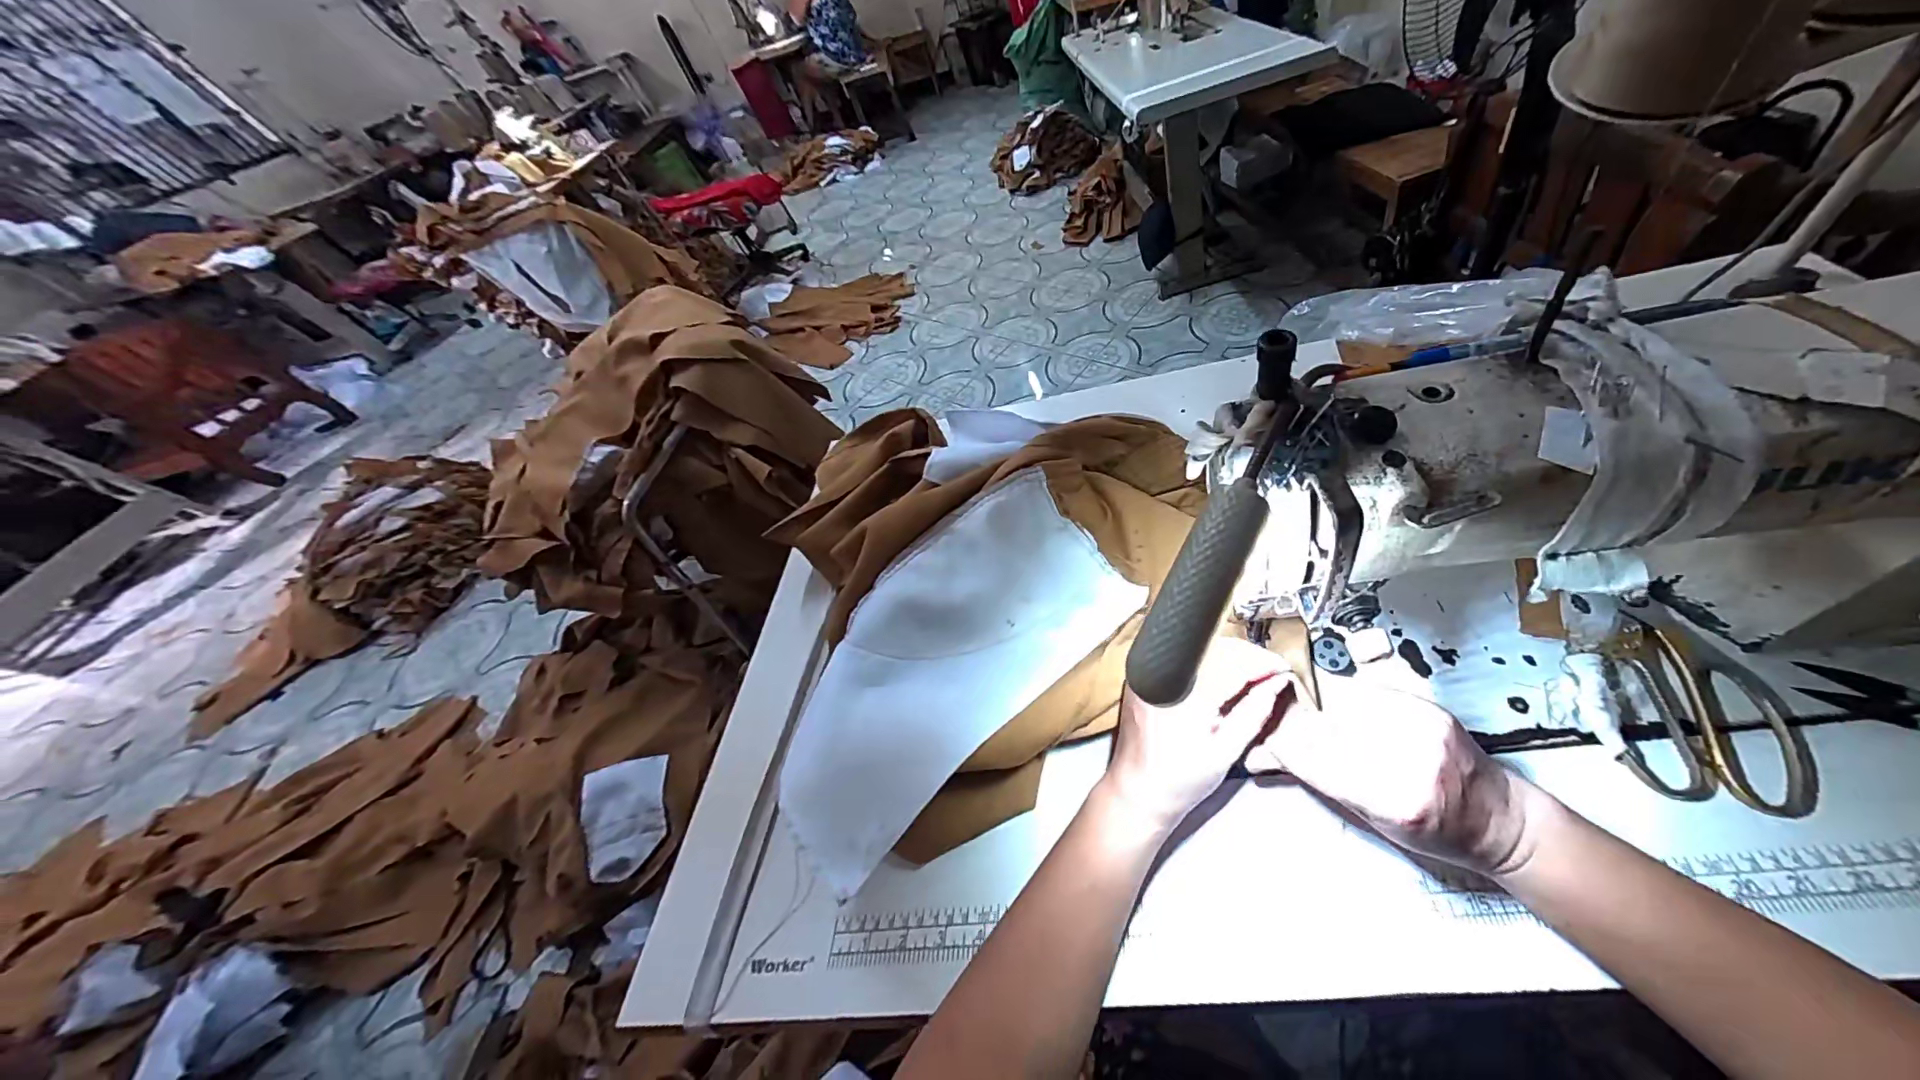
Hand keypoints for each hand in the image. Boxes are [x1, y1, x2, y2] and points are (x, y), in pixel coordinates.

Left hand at [1104, 638, 1290, 836]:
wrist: (1137, 791)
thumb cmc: (1175, 781)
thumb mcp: (1225, 752)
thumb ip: (1254, 713)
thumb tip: (1274, 684)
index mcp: (1185, 695)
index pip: (1233, 663)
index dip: (1263, 663)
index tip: (1281, 668)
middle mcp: (1162, 678)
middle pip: (1214, 648)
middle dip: (1247, 655)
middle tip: (1269, 672)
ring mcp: (1147, 675)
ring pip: (1196, 649)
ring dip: (1226, 656)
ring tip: (1249, 675)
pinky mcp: (1140, 678)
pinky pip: (1178, 659)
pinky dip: (1203, 663)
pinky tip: (1218, 678)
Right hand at [1251, 681, 1543, 877]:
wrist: (1500, 819)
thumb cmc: (1437, 832)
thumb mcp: (1373, 821)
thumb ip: (1321, 779)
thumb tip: (1264, 754)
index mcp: (1396, 802)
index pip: (1315, 759)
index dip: (1279, 742)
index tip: (1257, 733)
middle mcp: (1412, 763)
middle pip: (1325, 726)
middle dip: (1288, 719)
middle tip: (1264, 713)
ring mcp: (1423, 731)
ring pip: (1343, 703)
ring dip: (1311, 703)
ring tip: (1293, 704)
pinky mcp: (1429, 709)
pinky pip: (1369, 695)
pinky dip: (1343, 697)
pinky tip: (1331, 700)